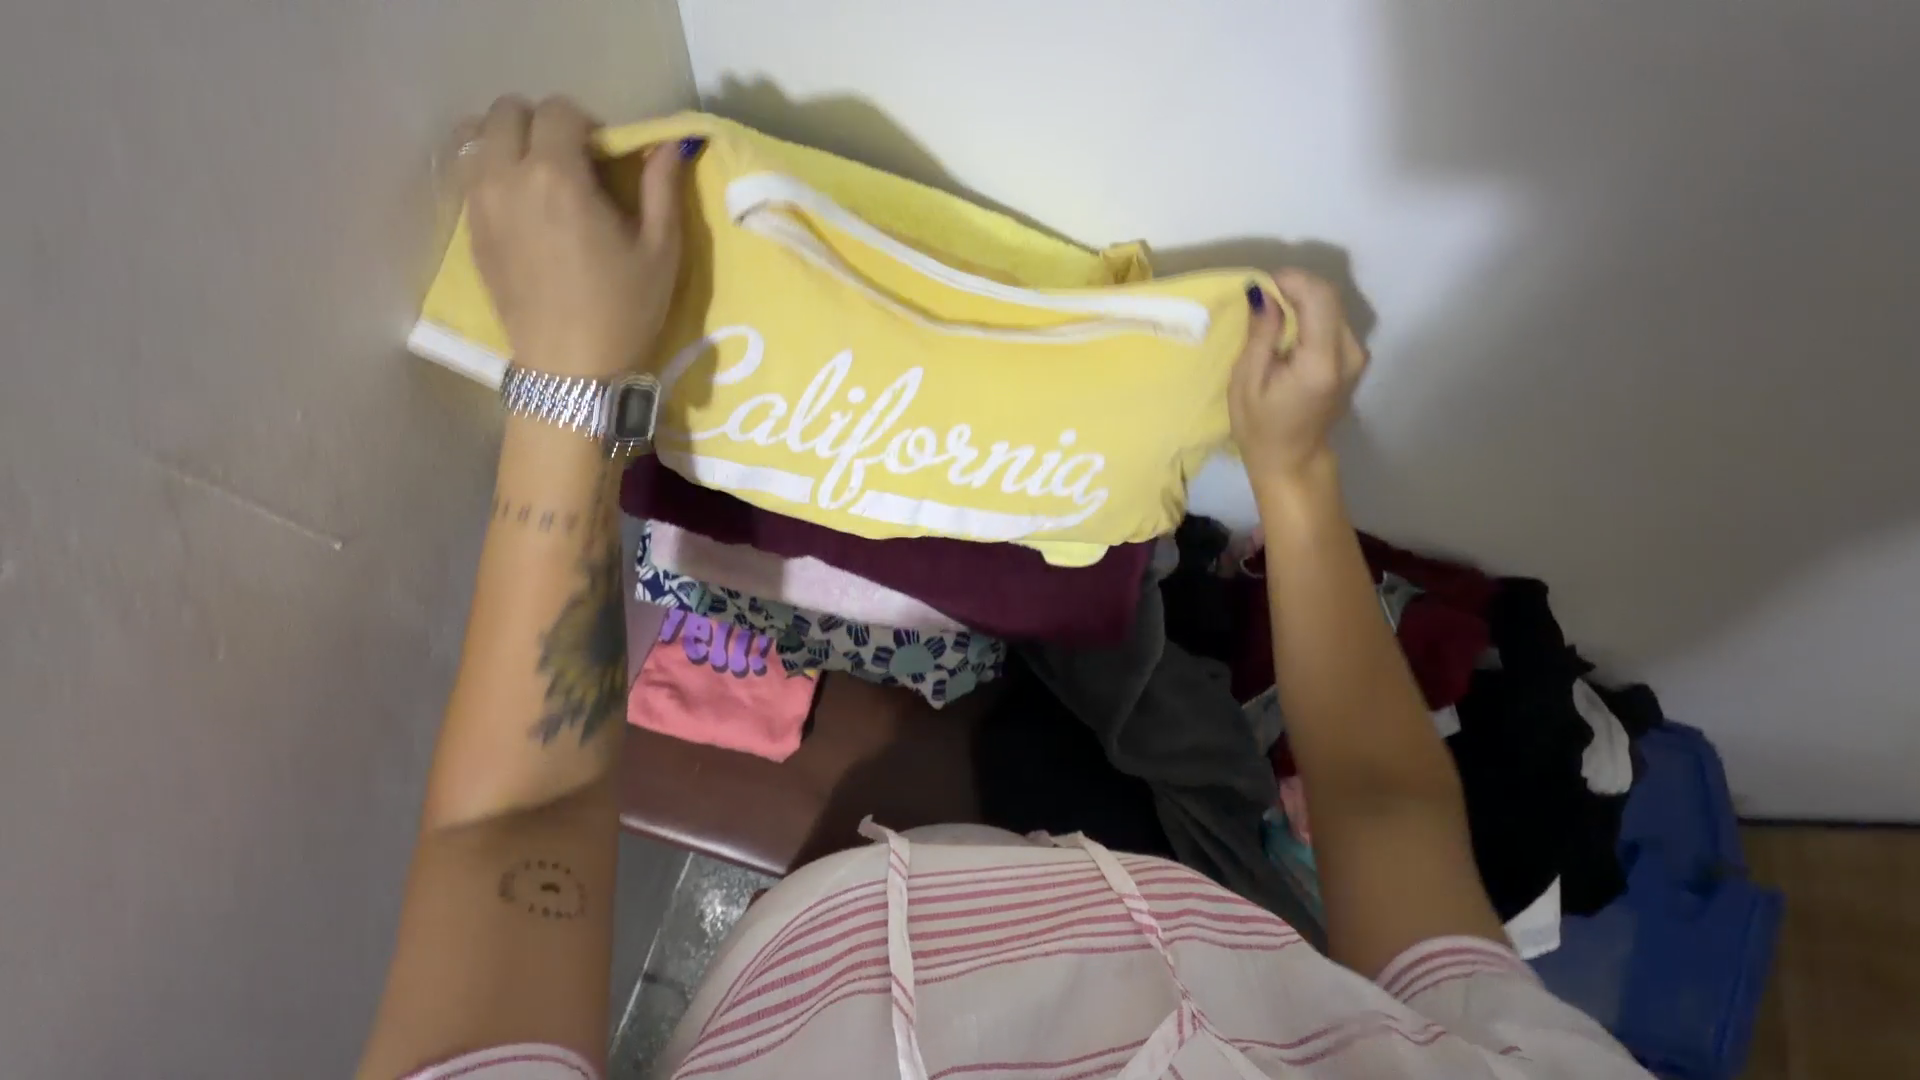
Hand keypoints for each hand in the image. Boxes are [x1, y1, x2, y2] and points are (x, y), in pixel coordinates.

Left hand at [459, 95, 696, 378]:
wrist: (572, 367)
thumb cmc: (625, 310)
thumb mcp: (660, 252)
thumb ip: (661, 189)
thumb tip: (667, 145)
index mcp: (558, 177)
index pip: (560, 111)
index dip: (588, 126)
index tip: (607, 158)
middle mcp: (507, 177)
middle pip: (509, 112)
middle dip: (544, 125)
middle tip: (574, 164)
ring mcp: (480, 203)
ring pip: (480, 137)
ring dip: (512, 143)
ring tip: (543, 180)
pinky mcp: (470, 229)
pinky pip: (471, 174)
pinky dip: (494, 172)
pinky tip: (525, 207)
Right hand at [1230, 270, 1368, 496]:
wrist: (1292, 460)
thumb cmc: (1260, 427)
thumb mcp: (1247, 381)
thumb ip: (1261, 335)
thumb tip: (1265, 295)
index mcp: (1320, 362)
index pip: (1318, 299)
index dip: (1292, 281)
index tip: (1262, 283)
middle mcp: (1348, 354)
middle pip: (1329, 298)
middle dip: (1296, 287)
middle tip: (1264, 294)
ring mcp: (1356, 356)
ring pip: (1333, 307)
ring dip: (1304, 299)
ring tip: (1273, 309)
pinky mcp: (1353, 359)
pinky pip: (1334, 322)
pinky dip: (1312, 314)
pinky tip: (1289, 326)